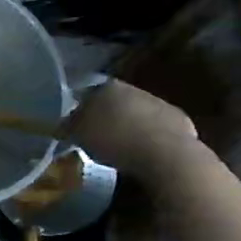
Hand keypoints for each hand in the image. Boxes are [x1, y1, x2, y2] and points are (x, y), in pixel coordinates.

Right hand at [67, 79, 199, 180]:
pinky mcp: (178, 121)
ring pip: (136, 113)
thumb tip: (61, 123)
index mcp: (108, 87)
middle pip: (114, 102)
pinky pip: (155, 128)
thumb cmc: (114, 140)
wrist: (165, 153)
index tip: (73, 125)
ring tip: (119, 148)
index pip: (87, 92)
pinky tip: (143, 154)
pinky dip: (147, 138)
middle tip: (96, 137)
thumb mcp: (79, 135)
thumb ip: (68, 126)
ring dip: (128, 126)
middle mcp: (134, 89)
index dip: (79, 109)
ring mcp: (159, 103)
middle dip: (105, 117)